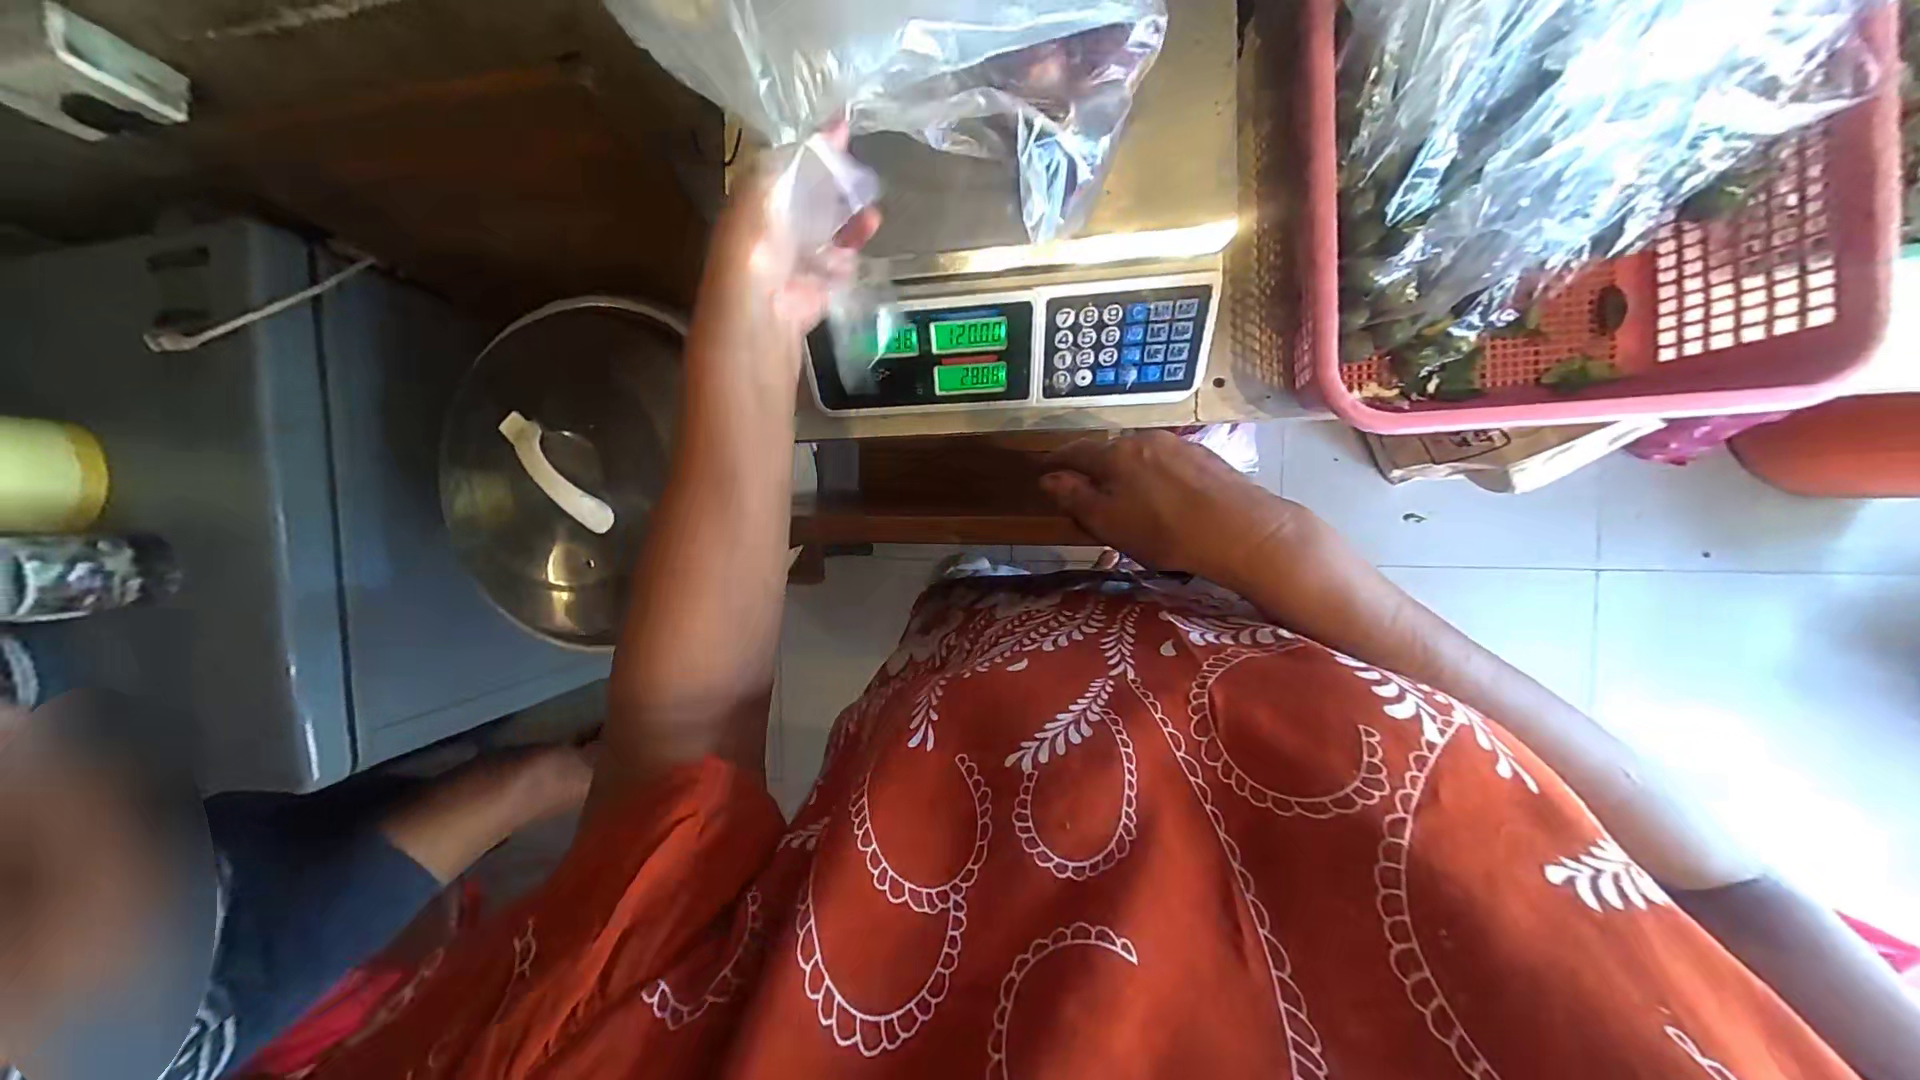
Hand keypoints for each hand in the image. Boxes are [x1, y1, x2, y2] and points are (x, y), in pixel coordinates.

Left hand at [693, 124, 882, 364]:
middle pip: (812, 202)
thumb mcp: (769, 191)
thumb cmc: (758, 247)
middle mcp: (773, 232)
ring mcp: (794, 264)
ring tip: (873, 218)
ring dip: (850, 226)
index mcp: (756, 203)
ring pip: (829, 236)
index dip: (814, 151)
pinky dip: (847, 261)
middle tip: (862, 175)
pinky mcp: (813, 291)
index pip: (789, 169)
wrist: (762, 313)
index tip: (844, 128)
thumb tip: (829, 128)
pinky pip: (836, 270)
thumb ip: (798, 160)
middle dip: (837, 190)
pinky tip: (856, 255)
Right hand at [1039, 431, 1307, 585]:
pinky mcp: (1204, 457)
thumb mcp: (1107, 522)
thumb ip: (1074, 497)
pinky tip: (1162, 499)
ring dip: (1125, 474)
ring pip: (1138, 457)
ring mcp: (1177, 444)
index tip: (1043, 470)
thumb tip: (1048, 478)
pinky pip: (1164, 463)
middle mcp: (1143, 439)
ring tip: (1127, 502)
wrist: (1240, 530)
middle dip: (1093, 472)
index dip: (1055, 462)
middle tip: (1087, 498)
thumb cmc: (1163, 531)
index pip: (1073, 452)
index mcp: (1114, 454)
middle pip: (1107, 453)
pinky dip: (1152, 477)